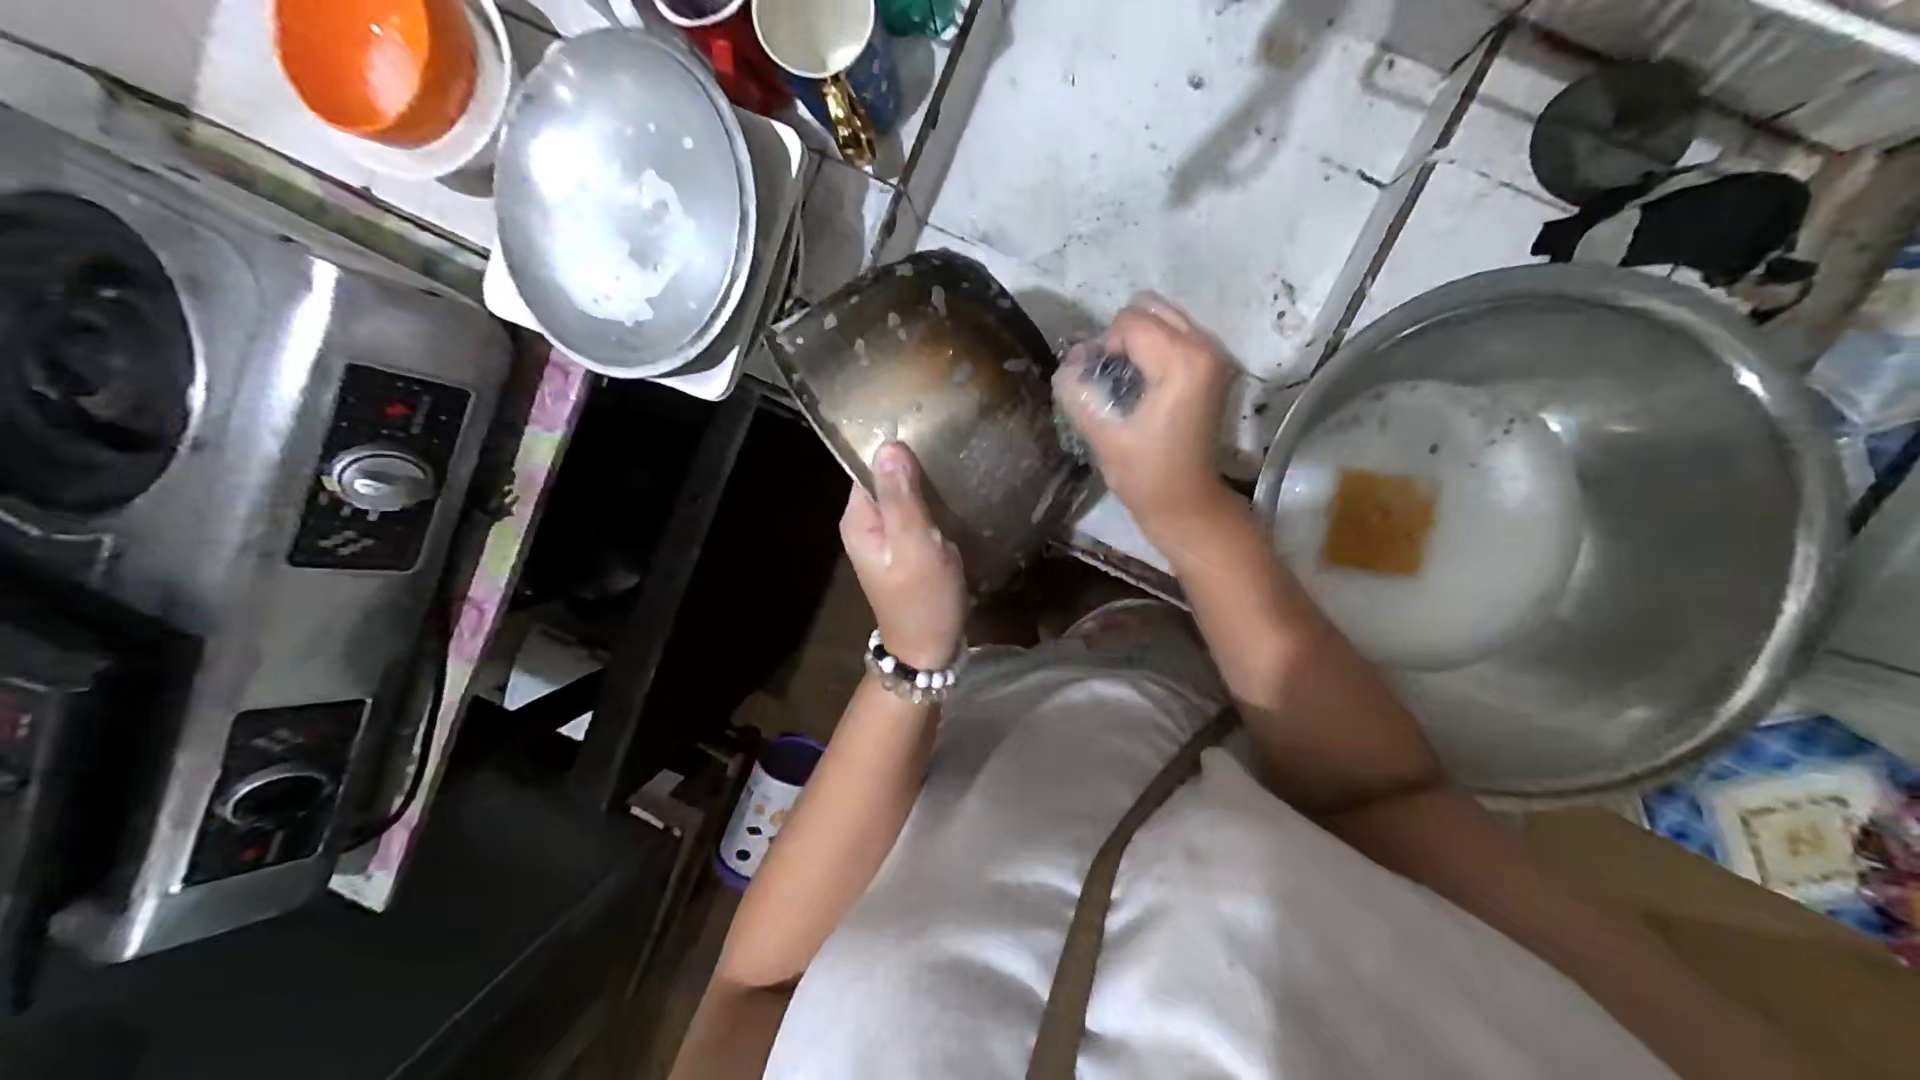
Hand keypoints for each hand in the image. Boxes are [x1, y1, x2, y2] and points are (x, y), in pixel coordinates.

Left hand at [840, 442, 967, 670]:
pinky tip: (955, 497)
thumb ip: (901, 498)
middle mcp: (866, 524)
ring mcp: (886, 537)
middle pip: (888, 478)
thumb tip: (889, 446)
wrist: (929, 649)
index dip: (896, 450)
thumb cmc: (922, 598)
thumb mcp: (914, 545)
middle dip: (916, 465)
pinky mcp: (906, 547)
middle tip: (952, 450)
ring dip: (928, 485)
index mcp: (858, 520)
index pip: (869, 467)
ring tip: (958, 467)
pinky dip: (933, 505)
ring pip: (905, 495)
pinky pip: (917, 513)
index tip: (930, 435)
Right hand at [1053, 292, 1233, 543]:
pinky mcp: (1213, 367)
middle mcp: (1205, 348)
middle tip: (1114, 379)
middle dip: (1121, 337)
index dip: (1104, 348)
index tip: (1102, 385)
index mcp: (1182, 362)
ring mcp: (1214, 356)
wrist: (1187, 503)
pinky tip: (1144, 384)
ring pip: (1163, 317)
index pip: (1129, 322)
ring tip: (1128, 382)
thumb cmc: (1145, 474)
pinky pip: (1175, 334)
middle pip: (1149, 308)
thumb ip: (1077, 390)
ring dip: (1137, 341)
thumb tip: (1069, 360)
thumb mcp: (1101, 434)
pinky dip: (1153, 348)